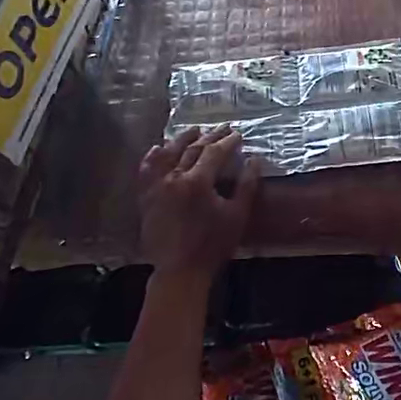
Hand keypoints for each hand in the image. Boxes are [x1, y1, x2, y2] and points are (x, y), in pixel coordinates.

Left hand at [137, 125, 261, 280]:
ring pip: (168, 154)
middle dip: (209, 137)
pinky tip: (158, 148)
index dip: (227, 142)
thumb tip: (255, 161)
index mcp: (197, 181)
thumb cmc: (212, 246)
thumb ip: (247, 186)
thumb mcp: (236, 216)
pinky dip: (153, 156)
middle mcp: (174, 177)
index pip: (214, 152)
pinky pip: (147, 170)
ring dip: (182, 140)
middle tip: (222, 128)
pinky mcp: (146, 197)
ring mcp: (156, 186)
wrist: (179, 271)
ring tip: (194, 130)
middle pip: (192, 149)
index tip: (238, 134)